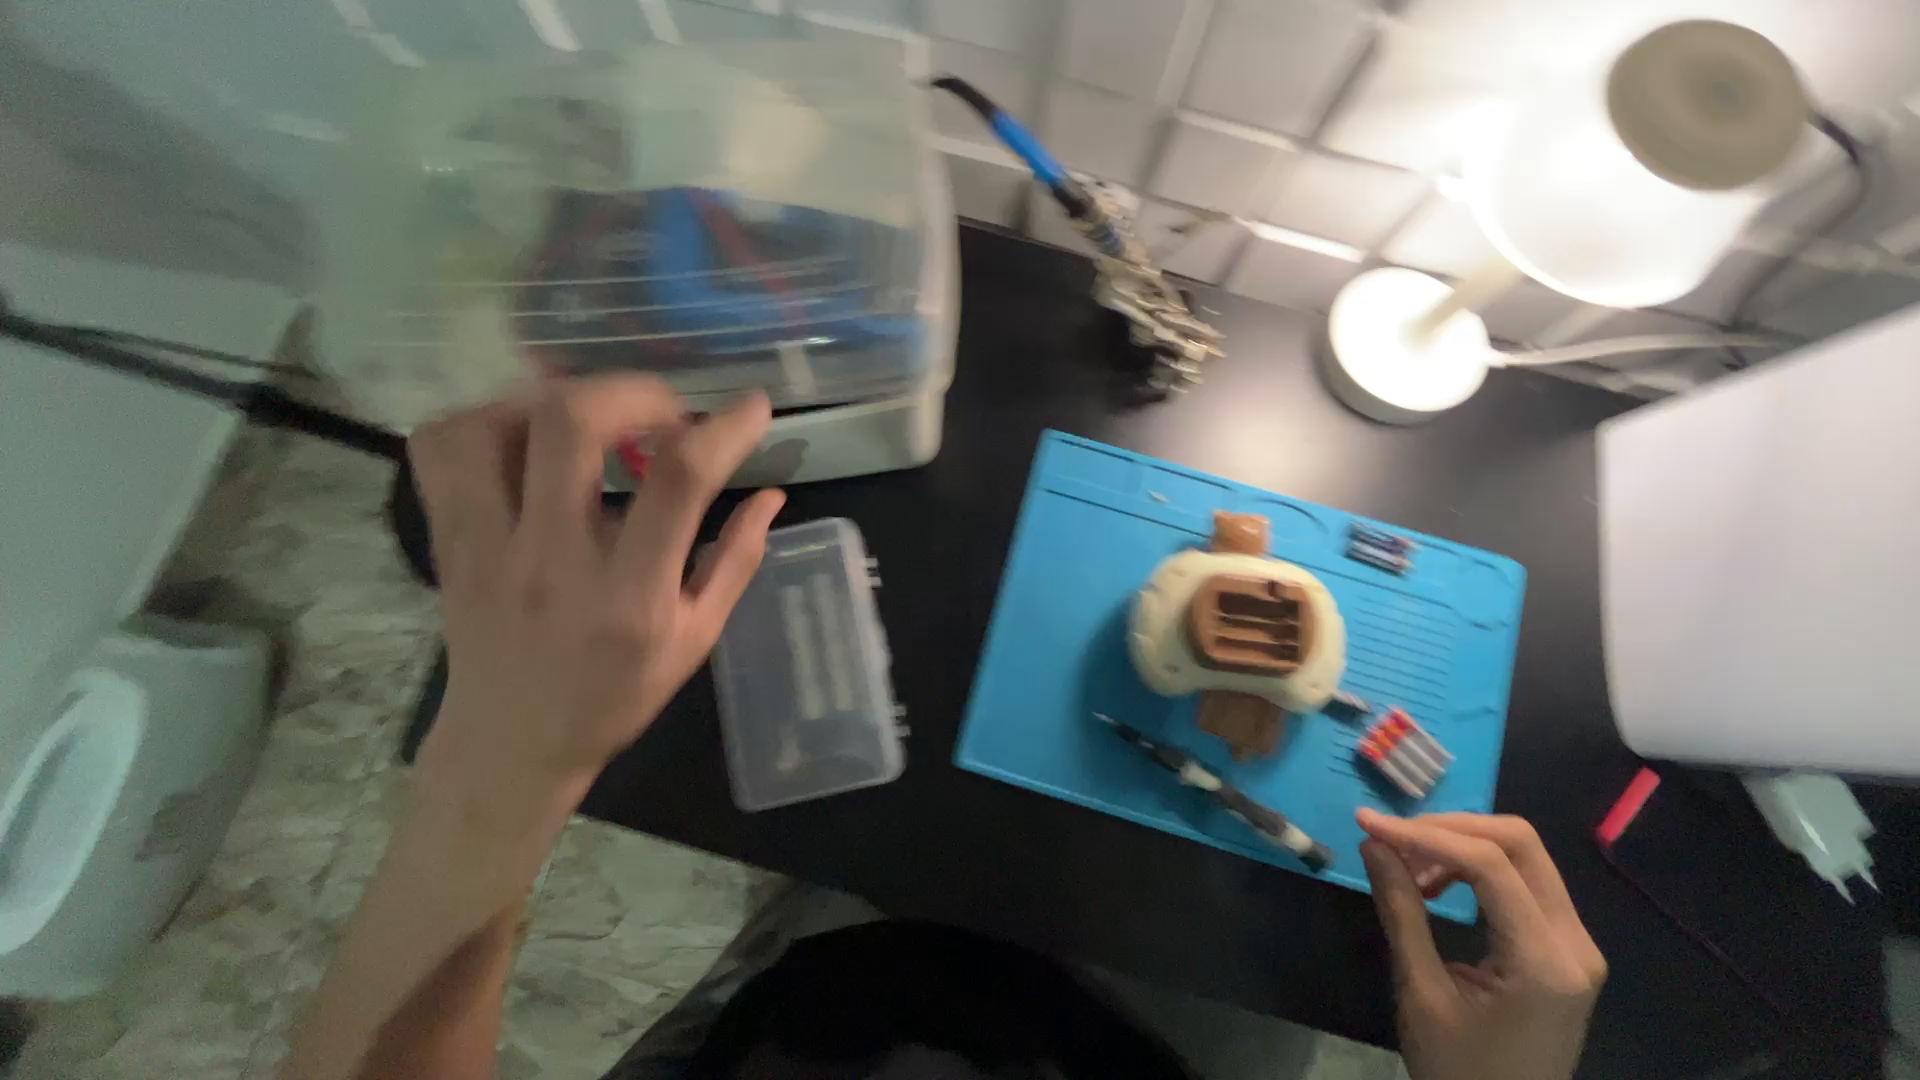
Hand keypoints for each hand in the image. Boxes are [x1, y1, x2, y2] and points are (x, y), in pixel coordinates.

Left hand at [407, 376, 783, 820]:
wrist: (511, 742)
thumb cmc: (616, 695)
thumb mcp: (696, 639)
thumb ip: (735, 560)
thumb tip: (771, 494)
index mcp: (630, 594)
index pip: (677, 483)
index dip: (722, 429)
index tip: (753, 408)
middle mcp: (551, 559)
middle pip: (571, 423)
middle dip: (633, 391)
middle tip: (664, 411)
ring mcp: (487, 545)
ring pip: (494, 422)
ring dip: (555, 399)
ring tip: (595, 420)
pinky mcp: (448, 539)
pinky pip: (445, 446)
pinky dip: (492, 418)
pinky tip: (531, 439)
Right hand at [1357, 808, 1605, 1079]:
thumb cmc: (1459, 1068)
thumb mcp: (1420, 991)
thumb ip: (1400, 910)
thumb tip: (1372, 843)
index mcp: (1544, 962)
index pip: (1490, 865)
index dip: (1425, 834)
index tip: (1367, 823)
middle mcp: (1574, 944)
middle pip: (1519, 844)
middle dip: (1447, 827)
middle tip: (1391, 837)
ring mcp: (1575, 945)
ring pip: (1522, 855)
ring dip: (1458, 843)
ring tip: (1406, 865)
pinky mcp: (1563, 948)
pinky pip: (1522, 880)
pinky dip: (1472, 865)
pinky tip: (1434, 882)